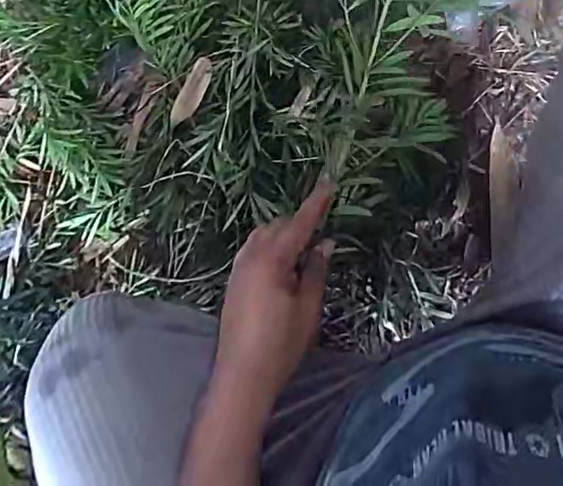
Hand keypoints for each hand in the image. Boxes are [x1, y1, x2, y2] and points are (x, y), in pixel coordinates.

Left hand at [212, 180, 336, 401]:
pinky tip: (280, 264)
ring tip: (302, 250)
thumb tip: (325, 243)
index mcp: (273, 259)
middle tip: (320, 234)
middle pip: (279, 225)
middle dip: (300, 222)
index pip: (299, 222)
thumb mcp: (308, 308)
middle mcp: (252, 256)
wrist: (240, 378)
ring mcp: (239, 268)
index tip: (329, 183)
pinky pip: (253, 248)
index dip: (316, 203)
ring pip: (263, 234)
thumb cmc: (280, 345)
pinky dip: (269, 245)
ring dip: (283, 234)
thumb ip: (316, 270)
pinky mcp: (233, 281)